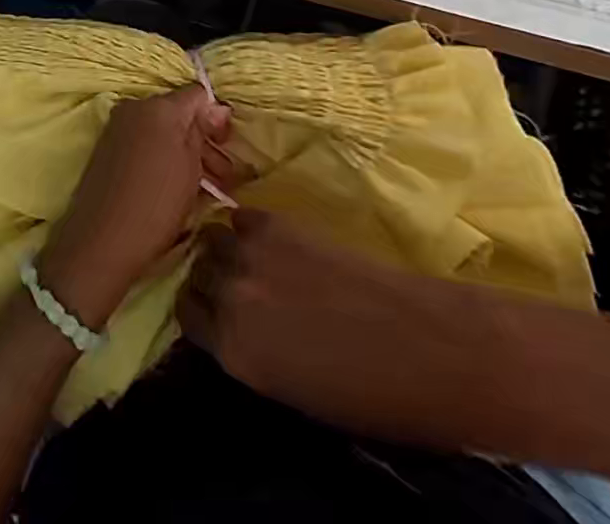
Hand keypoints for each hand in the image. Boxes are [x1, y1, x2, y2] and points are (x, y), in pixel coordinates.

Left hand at [37, 87, 235, 327]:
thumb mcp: (192, 166)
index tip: (227, 146)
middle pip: (179, 114)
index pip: (197, 94)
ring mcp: (117, 128)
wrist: (103, 241)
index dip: (217, 117)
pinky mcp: (107, 150)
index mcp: (158, 106)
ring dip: (188, 153)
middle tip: (225, 174)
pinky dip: (165, 159)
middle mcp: (134, 108)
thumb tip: (215, 108)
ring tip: (209, 187)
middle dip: (204, 140)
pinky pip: (145, 144)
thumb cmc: (157, 203)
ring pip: (163, 131)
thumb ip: (202, 130)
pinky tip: (182, 187)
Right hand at [178, 209, 503, 442]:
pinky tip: (268, 239)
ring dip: (223, 246)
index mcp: (231, 349)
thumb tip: (234, 326)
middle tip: (230, 278)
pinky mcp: (278, 226)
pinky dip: (248, 227)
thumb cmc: (366, 392)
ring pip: (211, 238)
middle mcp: (229, 297)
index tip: (211, 305)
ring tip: (246, 254)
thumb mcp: (287, 389)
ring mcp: (251, 256)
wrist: (423, 346)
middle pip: (196, 272)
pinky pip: (241, 217)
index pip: (186, 315)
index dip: (199, 308)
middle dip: (208, 276)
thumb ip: (247, 352)